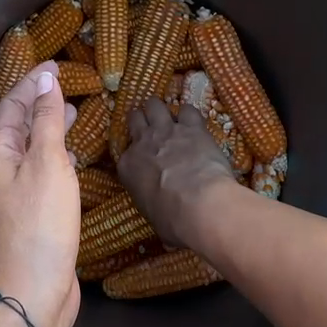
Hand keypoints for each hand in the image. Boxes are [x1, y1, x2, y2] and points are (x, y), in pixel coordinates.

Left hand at [0, 63, 80, 326]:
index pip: (12, 102)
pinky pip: (42, 163)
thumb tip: (46, 79)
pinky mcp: (33, 204)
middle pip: (19, 120)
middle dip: (39, 99)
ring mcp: (16, 186)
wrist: (37, 286)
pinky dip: (56, 148)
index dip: (32, 81)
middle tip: (65, 81)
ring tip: (72, 108)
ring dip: (48, 123)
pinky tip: (72, 149)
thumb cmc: (41, 220)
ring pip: (31, 142)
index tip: (55, 64)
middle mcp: (2, 164)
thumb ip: (47, 118)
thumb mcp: (47, 161)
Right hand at [117, 98, 239, 246]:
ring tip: (168, 116)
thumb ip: (154, 207)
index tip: (144, 161)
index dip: (135, 154)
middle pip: (135, 117)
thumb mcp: (155, 219)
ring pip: (155, 104)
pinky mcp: (191, 127)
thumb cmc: (173, 221)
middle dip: (141, 119)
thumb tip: (166, 222)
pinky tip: (194, 122)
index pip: (126, 153)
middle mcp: (143, 142)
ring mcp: (167, 131)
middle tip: (150, 127)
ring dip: (160, 109)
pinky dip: (189, 114)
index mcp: (128, 167)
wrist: (200, 205)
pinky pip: (187, 109)